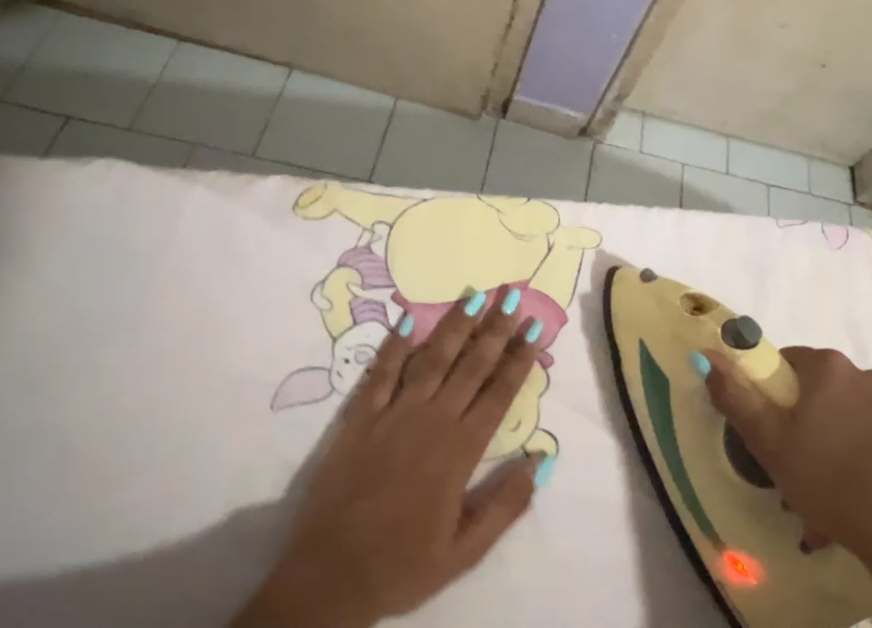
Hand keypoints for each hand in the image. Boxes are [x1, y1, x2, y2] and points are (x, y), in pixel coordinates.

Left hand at [237, 293, 547, 627]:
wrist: (328, 577)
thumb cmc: (402, 566)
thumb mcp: (466, 550)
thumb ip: (506, 504)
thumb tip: (542, 458)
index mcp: (460, 452)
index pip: (498, 394)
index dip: (519, 360)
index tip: (535, 328)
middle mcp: (430, 422)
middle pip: (470, 366)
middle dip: (494, 328)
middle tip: (511, 294)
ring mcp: (392, 416)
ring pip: (431, 359)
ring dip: (454, 325)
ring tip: (473, 294)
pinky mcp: (359, 420)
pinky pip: (380, 373)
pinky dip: (395, 345)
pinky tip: (408, 319)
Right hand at [702, 347, 871, 627]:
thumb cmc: (828, 476)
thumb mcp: (769, 439)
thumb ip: (735, 395)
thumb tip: (706, 354)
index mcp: (829, 366)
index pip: (785, 362)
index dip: (767, 394)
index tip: (763, 429)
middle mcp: (864, 375)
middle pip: (815, 393)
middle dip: (797, 427)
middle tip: (785, 467)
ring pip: (842, 422)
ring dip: (824, 450)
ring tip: (813, 498)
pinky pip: (867, 445)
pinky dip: (851, 467)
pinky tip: (843, 506)